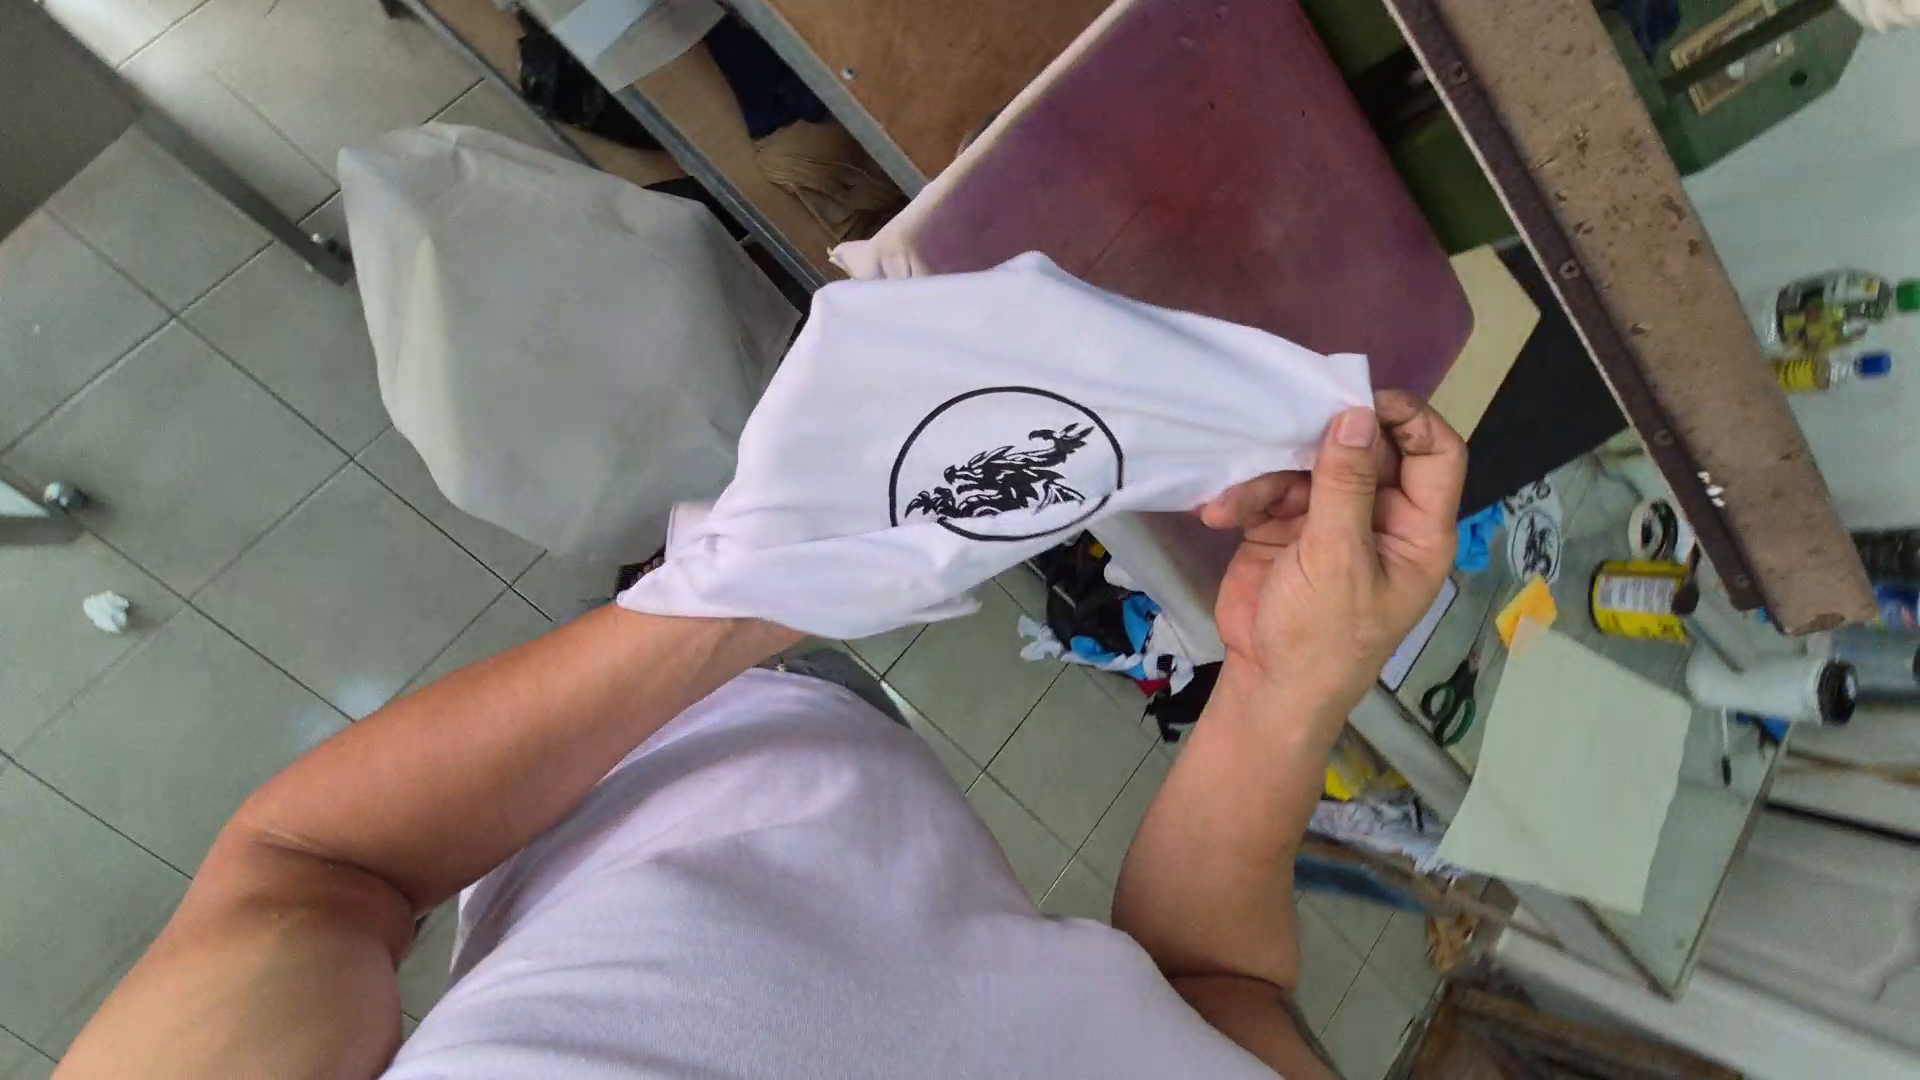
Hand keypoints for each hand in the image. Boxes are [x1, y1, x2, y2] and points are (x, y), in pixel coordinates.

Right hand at [1200, 391, 1465, 715]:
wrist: (1266, 681)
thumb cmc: (1321, 632)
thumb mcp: (1337, 558)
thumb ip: (1345, 485)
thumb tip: (1355, 415)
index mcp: (1415, 529)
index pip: (1434, 456)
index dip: (1408, 420)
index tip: (1361, 399)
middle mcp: (1376, 519)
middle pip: (1361, 455)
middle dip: (1320, 444)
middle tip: (1286, 424)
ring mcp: (1326, 524)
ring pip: (1305, 472)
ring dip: (1265, 482)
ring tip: (1231, 504)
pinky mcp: (1281, 531)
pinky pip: (1266, 496)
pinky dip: (1242, 501)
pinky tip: (1217, 514)